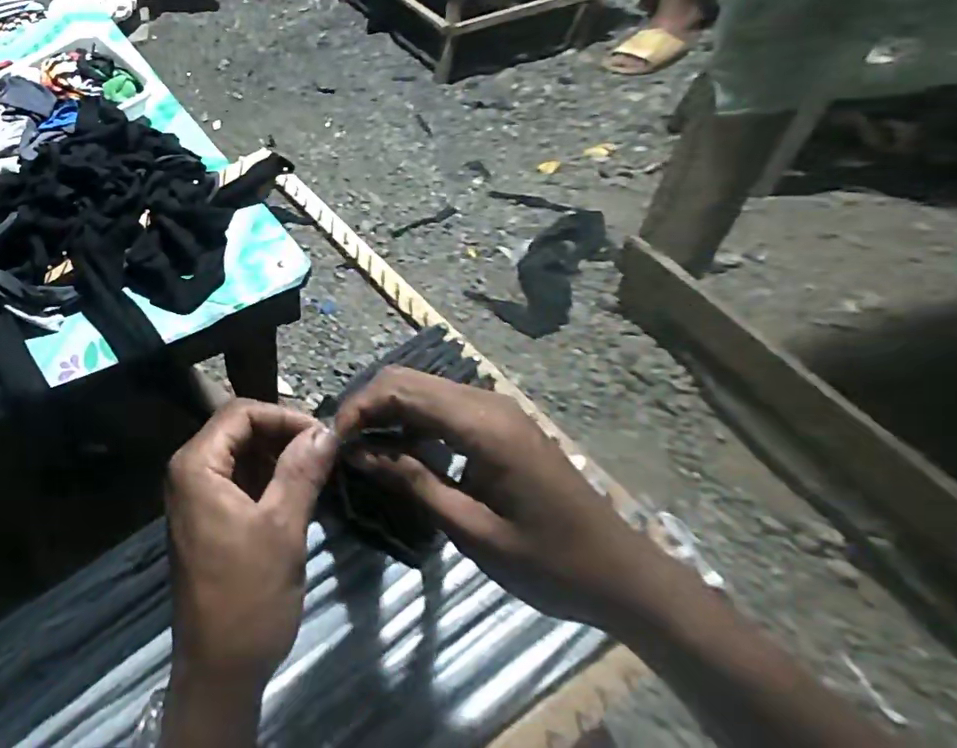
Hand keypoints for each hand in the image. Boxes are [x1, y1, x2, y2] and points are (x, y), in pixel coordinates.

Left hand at [166, 401, 337, 688]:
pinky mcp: (207, 517)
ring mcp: (195, 495)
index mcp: (195, 464)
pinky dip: (268, 480)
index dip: (283, 416)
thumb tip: (326, 430)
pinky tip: (299, 492)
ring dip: (277, 457)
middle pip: (237, 430)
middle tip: (326, 453)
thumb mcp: (282, 528)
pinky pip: (237, 481)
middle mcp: (188, 471)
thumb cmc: (248, 595)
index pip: (239, 412)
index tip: (324, 435)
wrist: (219, 667)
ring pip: (240, 455)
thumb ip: (301, 471)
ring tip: (319, 472)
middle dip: (282, 435)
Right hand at [334, 369, 691, 631]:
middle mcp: (487, 403)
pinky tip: (397, 450)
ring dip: (385, 410)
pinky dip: (410, 419)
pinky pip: (440, 405)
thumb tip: (357, 453)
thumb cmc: (549, 562)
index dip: (358, 408)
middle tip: (342, 442)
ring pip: (420, 388)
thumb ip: (412, 483)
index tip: (333, 439)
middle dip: (366, 404)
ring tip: (361, 446)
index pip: (401, 390)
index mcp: (483, 426)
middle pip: (406, 379)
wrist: (624, 576)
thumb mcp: (473, 531)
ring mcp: (495, 409)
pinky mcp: (498, 422)